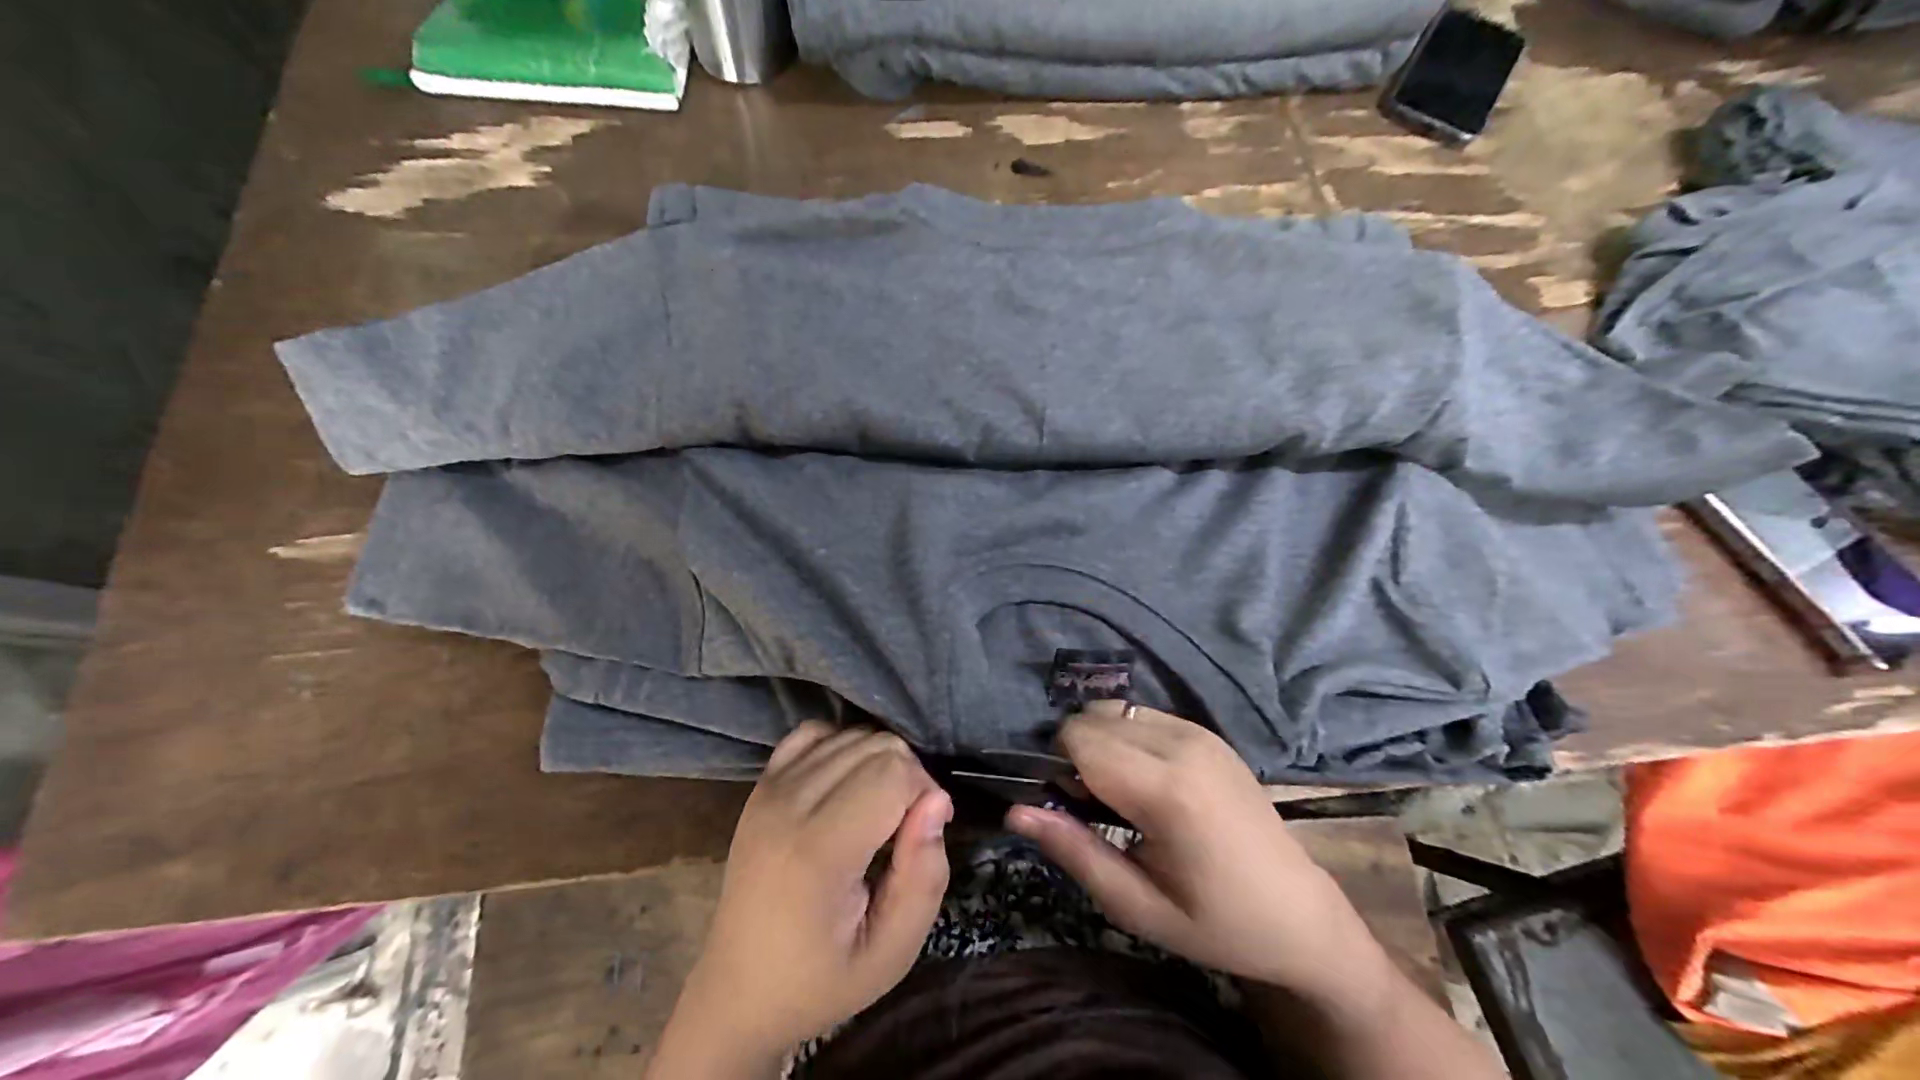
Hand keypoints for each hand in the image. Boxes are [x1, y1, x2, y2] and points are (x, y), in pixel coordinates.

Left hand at [650, 723, 951, 1076]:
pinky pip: (814, 734)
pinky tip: (845, 788)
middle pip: (876, 745)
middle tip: (905, 830)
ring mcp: (769, 789)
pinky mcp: (760, 785)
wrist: (738, 991)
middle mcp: (788, 805)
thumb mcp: (891, 954)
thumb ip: (925, 877)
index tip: (924, 837)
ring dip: (879, 765)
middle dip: (909, 777)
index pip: (892, 773)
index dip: (926, 794)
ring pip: (851, 735)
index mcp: (818, 851)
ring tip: (877, 814)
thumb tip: (937, 801)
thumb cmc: (820, 981)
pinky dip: (842, 748)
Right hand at [1006, 702, 1387, 998]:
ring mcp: (1200, 732)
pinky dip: (1126, 737)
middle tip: (1095, 807)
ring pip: (1115, 710)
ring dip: (1101, 743)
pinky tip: (1146, 780)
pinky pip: (1142, 715)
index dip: (1058, 768)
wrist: (1300, 914)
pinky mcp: (1209, 732)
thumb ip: (1073, 851)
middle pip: (1092, 718)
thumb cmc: (1214, 922)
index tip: (1071, 808)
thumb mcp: (1136, 905)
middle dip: (1076, 754)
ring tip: (1120, 793)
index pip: (1079, 738)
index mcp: (1167, 790)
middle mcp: (1184, 745)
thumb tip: (1014, 812)